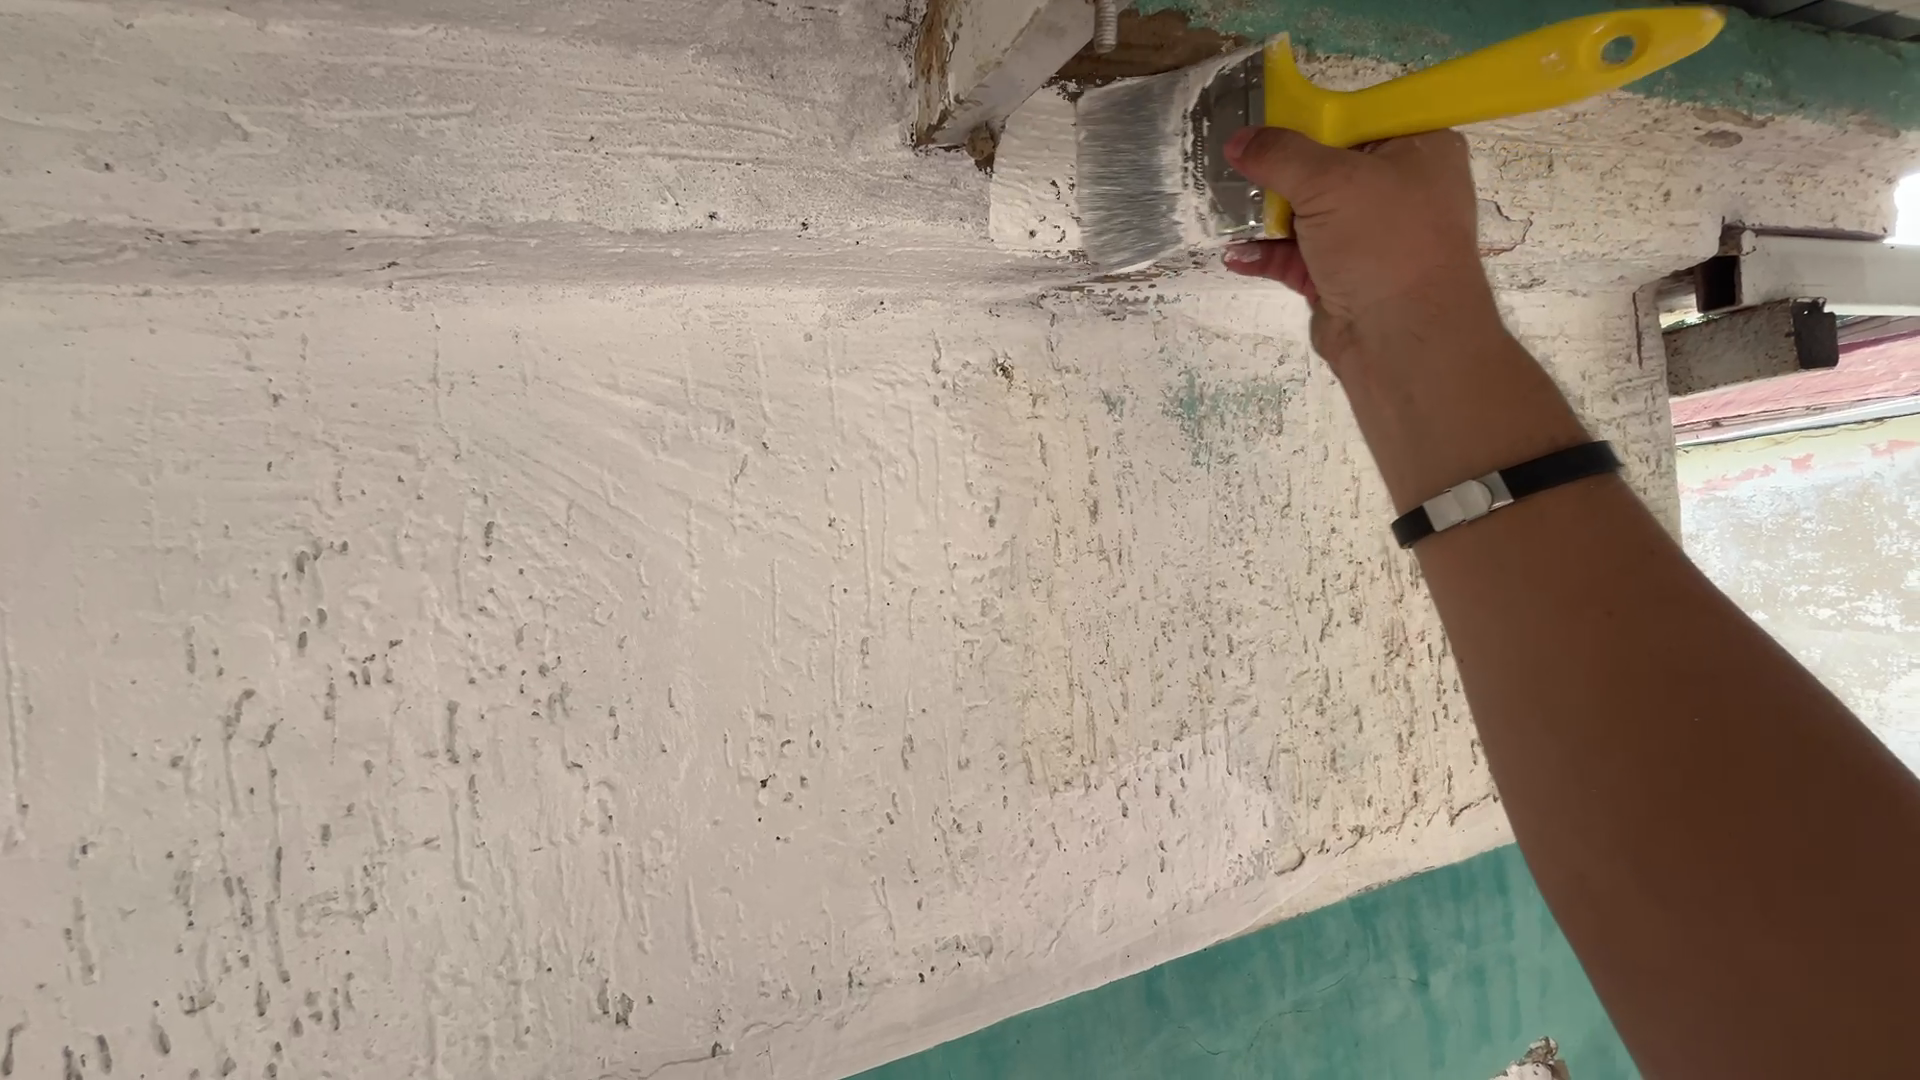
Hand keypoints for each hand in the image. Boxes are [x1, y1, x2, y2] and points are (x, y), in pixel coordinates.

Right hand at [1221, 127, 1503, 369]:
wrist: (1402, 336)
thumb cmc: (1384, 241)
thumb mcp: (1330, 182)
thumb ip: (1280, 156)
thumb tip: (1237, 139)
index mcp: (1415, 148)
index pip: (1356, 121)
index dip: (1309, 124)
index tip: (1265, 129)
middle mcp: (1394, 190)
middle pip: (1322, 170)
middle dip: (1276, 177)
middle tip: (1236, 174)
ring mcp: (1365, 238)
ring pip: (1303, 217)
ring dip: (1262, 221)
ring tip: (1224, 219)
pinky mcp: (1339, 277)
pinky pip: (1295, 257)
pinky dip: (1266, 255)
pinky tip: (1237, 256)